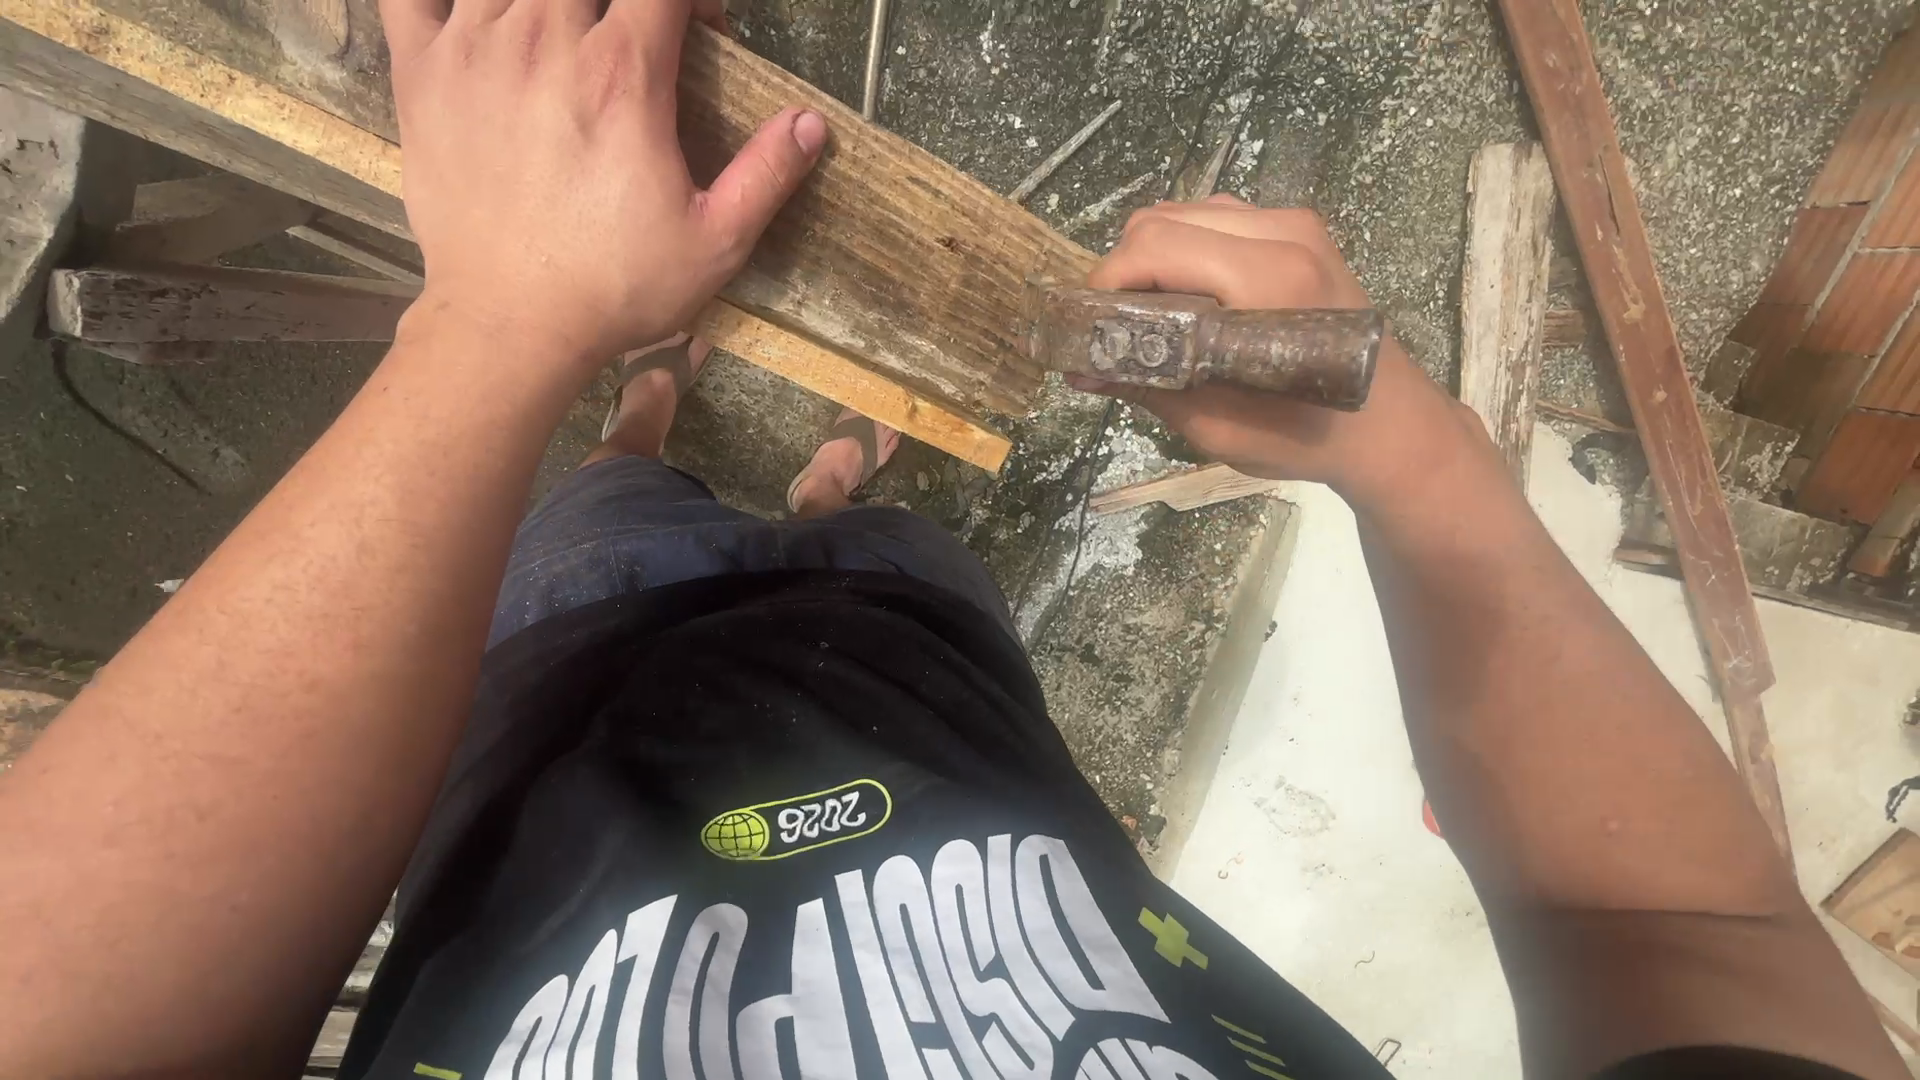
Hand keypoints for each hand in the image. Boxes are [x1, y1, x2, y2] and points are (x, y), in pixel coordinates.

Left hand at [380, 0, 825, 366]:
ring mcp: (471, 46)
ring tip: (575, 38)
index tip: (704, 31)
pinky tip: (482, 20)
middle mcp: (543, 38)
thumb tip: (811, 122)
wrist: (514, 323)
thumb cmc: (622, 286)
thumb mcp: (716, 244)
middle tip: (637, 38)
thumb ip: (767, 175)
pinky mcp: (419, 71)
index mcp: (623, 77)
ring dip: (556, 0)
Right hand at [1074, 197, 1489, 507]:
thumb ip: (1145, 386)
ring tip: (1144, 313)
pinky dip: (1185, 250)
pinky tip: (1185, 297)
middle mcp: (1283, 233)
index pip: (1154, 245)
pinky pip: (1219, 220)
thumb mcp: (1215, 425)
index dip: (1105, 280)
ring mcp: (1296, 225)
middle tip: (1112, 324)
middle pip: (1163, 218)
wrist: (1391, 428)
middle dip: (1121, 269)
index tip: (1087, 325)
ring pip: (1188, 212)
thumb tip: (1078, 370)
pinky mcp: (1301, 233)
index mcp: (1267, 278)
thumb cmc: (1306, 437)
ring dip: (1152, 257)